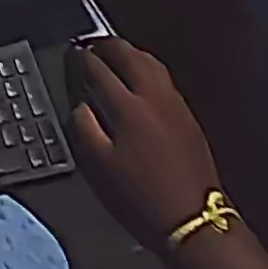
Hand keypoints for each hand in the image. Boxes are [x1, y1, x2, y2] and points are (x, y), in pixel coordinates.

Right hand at [68, 38, 220, 238]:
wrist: (195, 223)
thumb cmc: (143, 196)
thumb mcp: (99, 164)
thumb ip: (83, 126)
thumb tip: (79, 106)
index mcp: (128, 108)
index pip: (98, 68)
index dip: (81, 57)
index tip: (72, 55)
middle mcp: (153, 99)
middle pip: (128, 55)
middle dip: (106, 44)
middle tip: (91, 44)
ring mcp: (174, 106)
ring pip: (151, 62)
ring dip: (129, 52)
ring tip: (114, 52)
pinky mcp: (189, 117)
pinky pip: (164, 78)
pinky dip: (147, 66)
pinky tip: (140, 75)